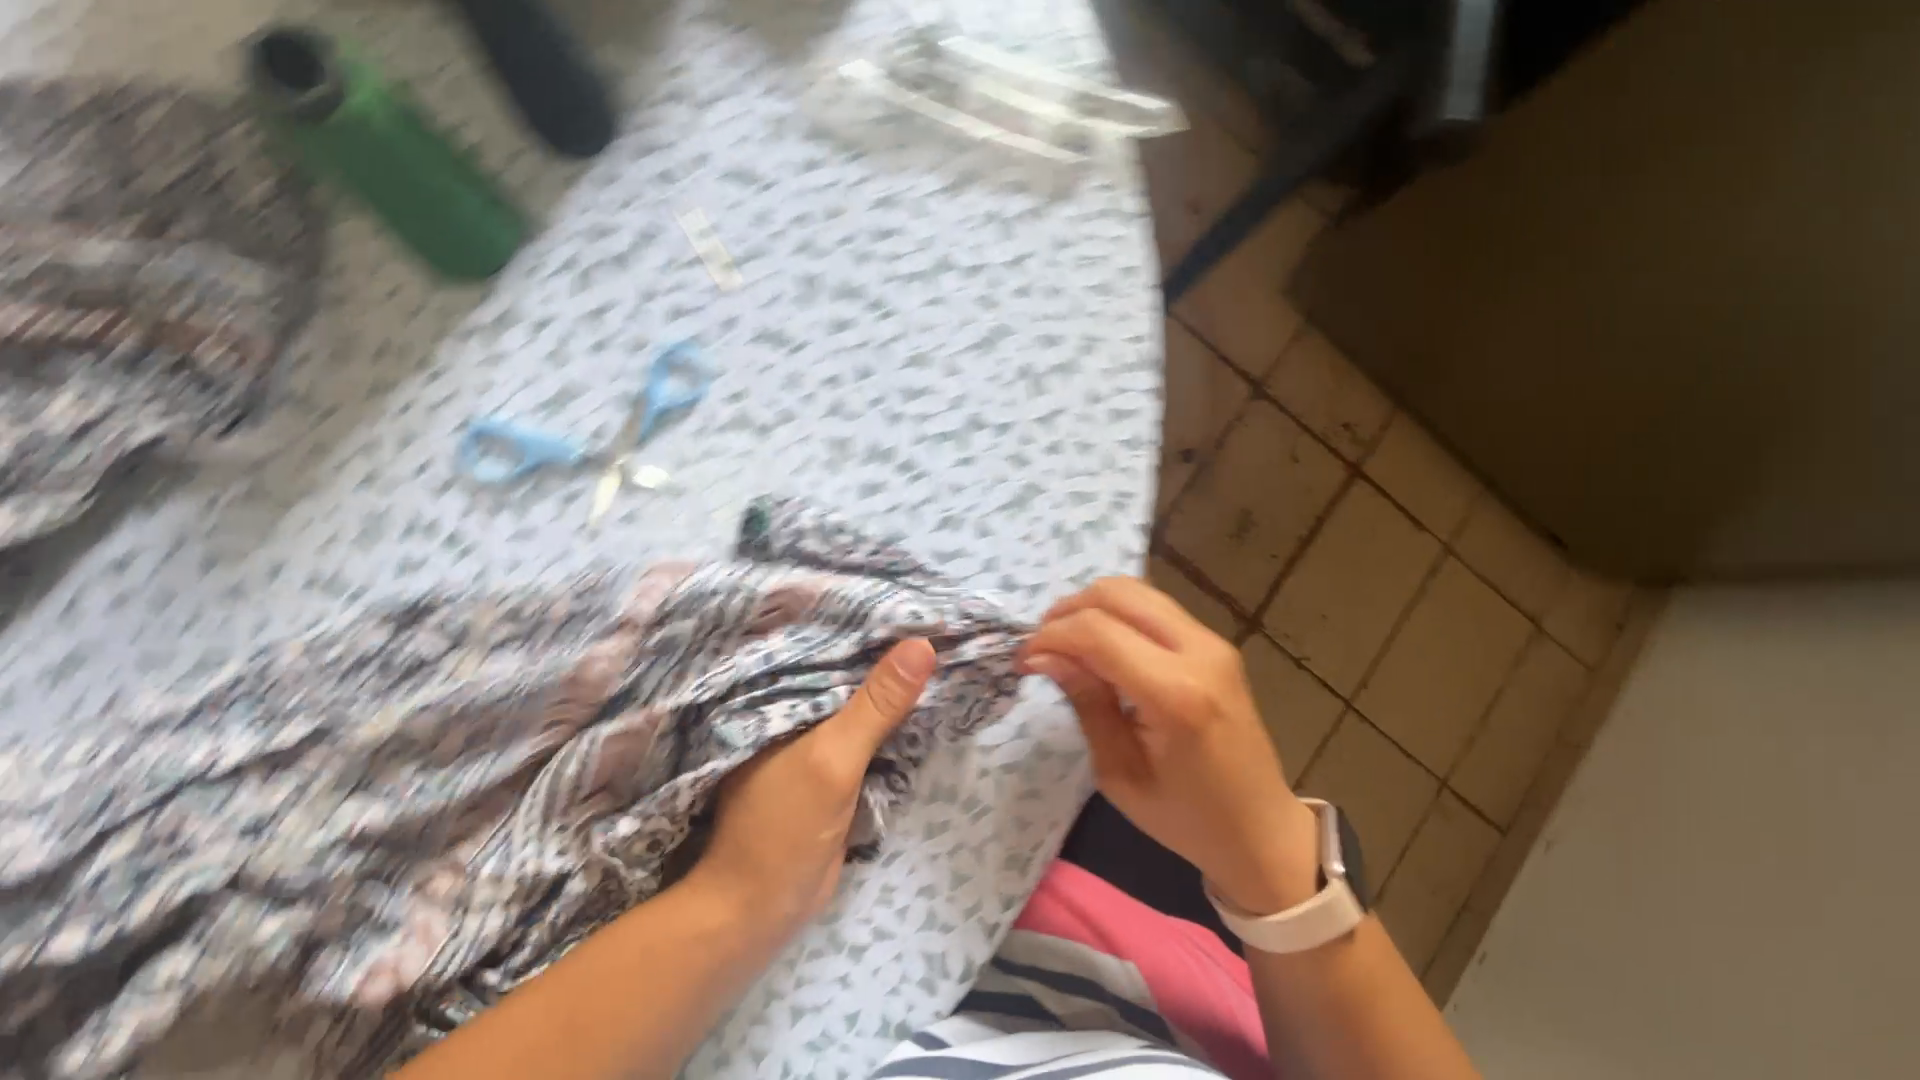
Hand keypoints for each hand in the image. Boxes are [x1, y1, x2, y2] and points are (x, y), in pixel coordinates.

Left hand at [692, 639, 935, 927]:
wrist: (761, 907)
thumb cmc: (783, 827)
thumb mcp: (832, 759)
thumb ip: (875, 706)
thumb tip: (921, 643)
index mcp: (779, 696)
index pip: (829, 643)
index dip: (872, 621)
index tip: (920, 596)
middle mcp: (795, 711)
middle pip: (849, 671)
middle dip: (890, 652)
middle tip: (946, 617)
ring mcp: (814, 741)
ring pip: (862, 703)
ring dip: (897, 687)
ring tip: (947, 645)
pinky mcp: (832, 770)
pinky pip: (868, 735)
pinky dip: (894, 723)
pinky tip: (926, 701)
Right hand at [1019, 578, 1320, 914]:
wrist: (1260, 829)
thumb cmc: (1185, 818)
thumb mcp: (1119, 773)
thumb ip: (1086, 703)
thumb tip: (1044, 656)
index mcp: (1175, 694)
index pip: (1097, 632)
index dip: (1050, 637)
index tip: (1022, 661)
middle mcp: (1199, 652)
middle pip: (1117, 594)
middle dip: (1067, 612)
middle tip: (1041, 648)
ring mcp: (1213, 642)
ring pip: (1137, 591)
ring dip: (1092, 607)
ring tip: (1065, 644)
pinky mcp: (1216, 644)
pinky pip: (1155, 607)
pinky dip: (1118, 614)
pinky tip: (1100, 647)